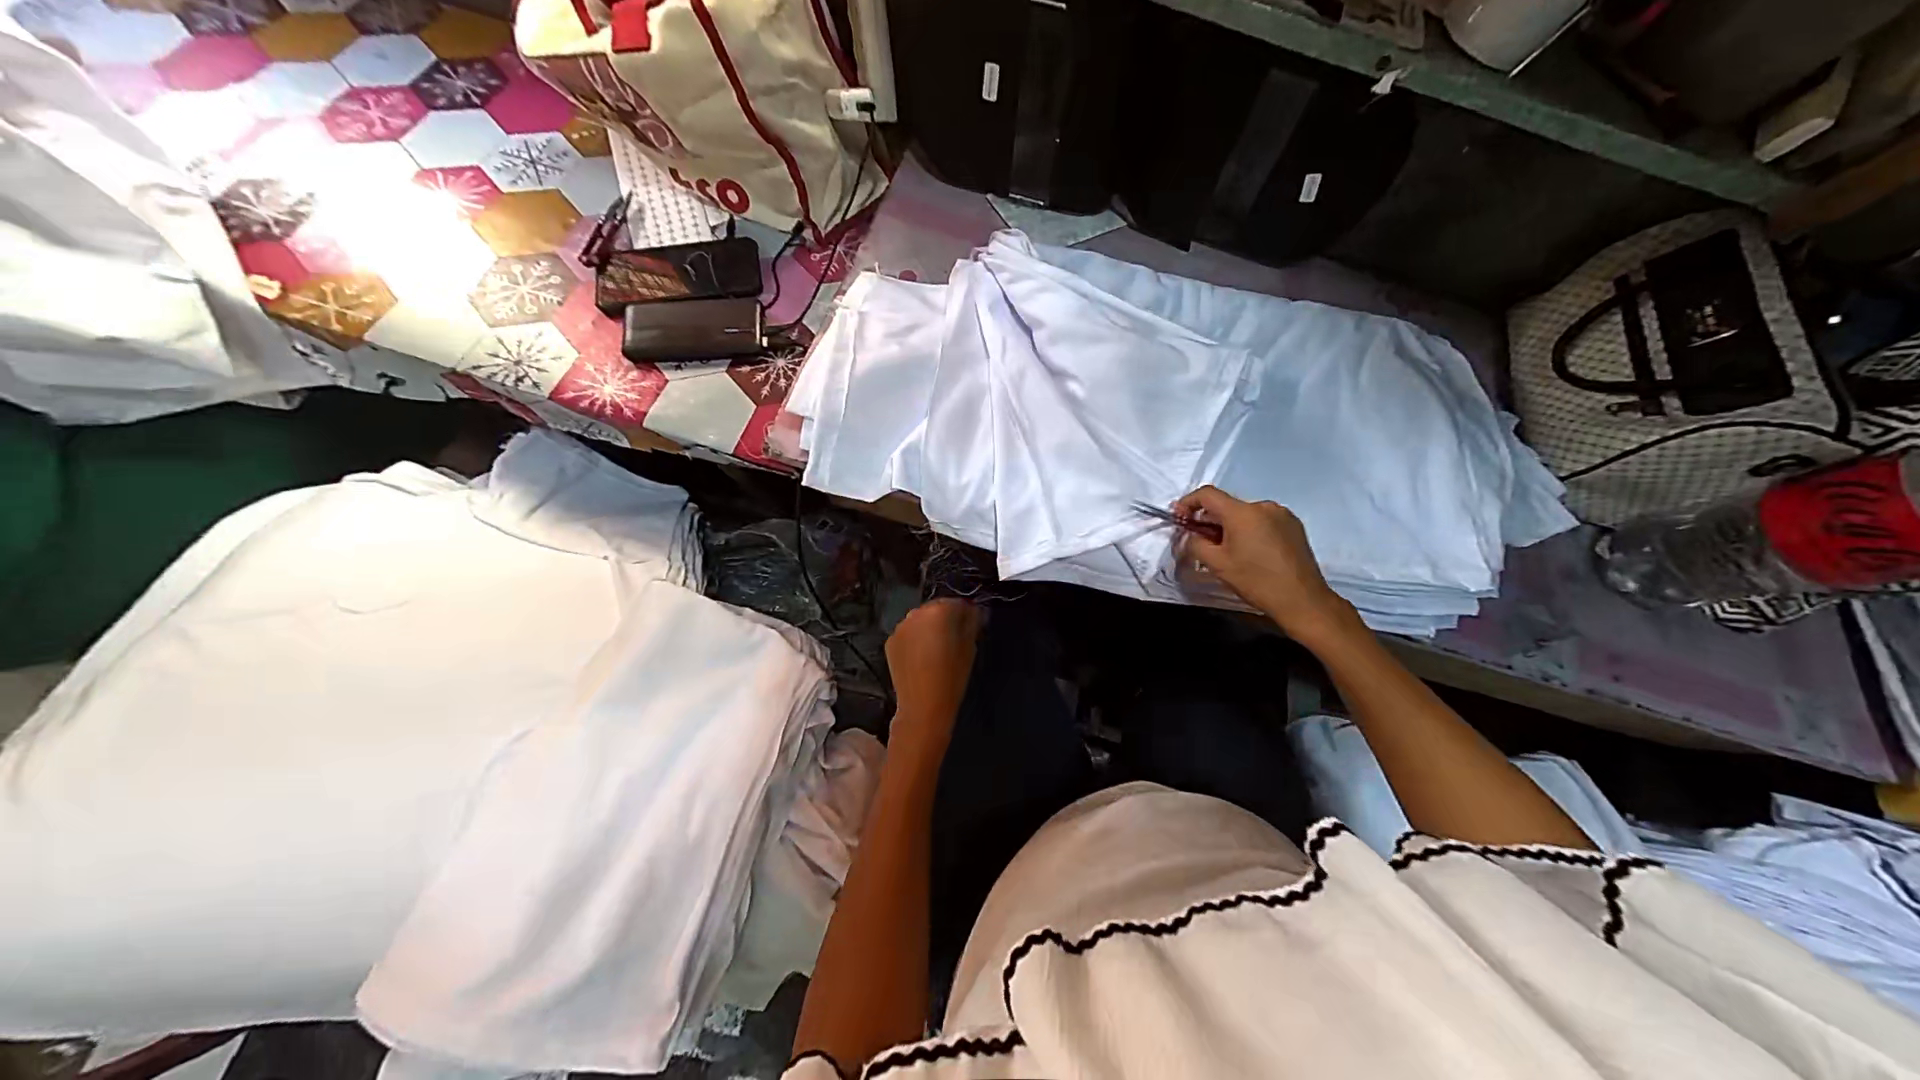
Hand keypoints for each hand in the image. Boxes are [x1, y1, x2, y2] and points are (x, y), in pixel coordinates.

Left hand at [884, 599, 982, 740]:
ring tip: (936, 650)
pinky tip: (921, 658)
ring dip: (928, 629)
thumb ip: (971, 622)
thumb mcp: (970, 647)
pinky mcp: (890, 642)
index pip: (958, 603)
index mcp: (939, 610)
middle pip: (936, 609)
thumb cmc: (952, 676)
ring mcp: (900, 627)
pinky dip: (915, 640)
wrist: (922, 706)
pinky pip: (908, 634)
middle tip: (954, 639)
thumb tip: (973, 611)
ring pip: (920, 621)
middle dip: (945, 619)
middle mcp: (916, 613)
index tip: (971, 627)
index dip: (966, 614)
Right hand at [1173, 486, 1356, 644]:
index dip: (1188, 503)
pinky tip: (1251, 553)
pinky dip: (1250, 531)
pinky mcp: (1294, 526)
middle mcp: (1263, 506)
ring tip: (1229, 551)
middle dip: (1210, 520)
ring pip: (1246, 515)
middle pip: (1227, 505)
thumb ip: (1196, 544)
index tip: (1179, 518)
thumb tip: (1191, 535)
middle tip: (1201, 541)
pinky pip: (1263, 521)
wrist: (1302, 599)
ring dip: (1231, 527)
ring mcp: (1282, 515)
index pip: (1207, 494)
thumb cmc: (1255, 581)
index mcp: (1242, 512)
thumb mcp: (1217, 564)